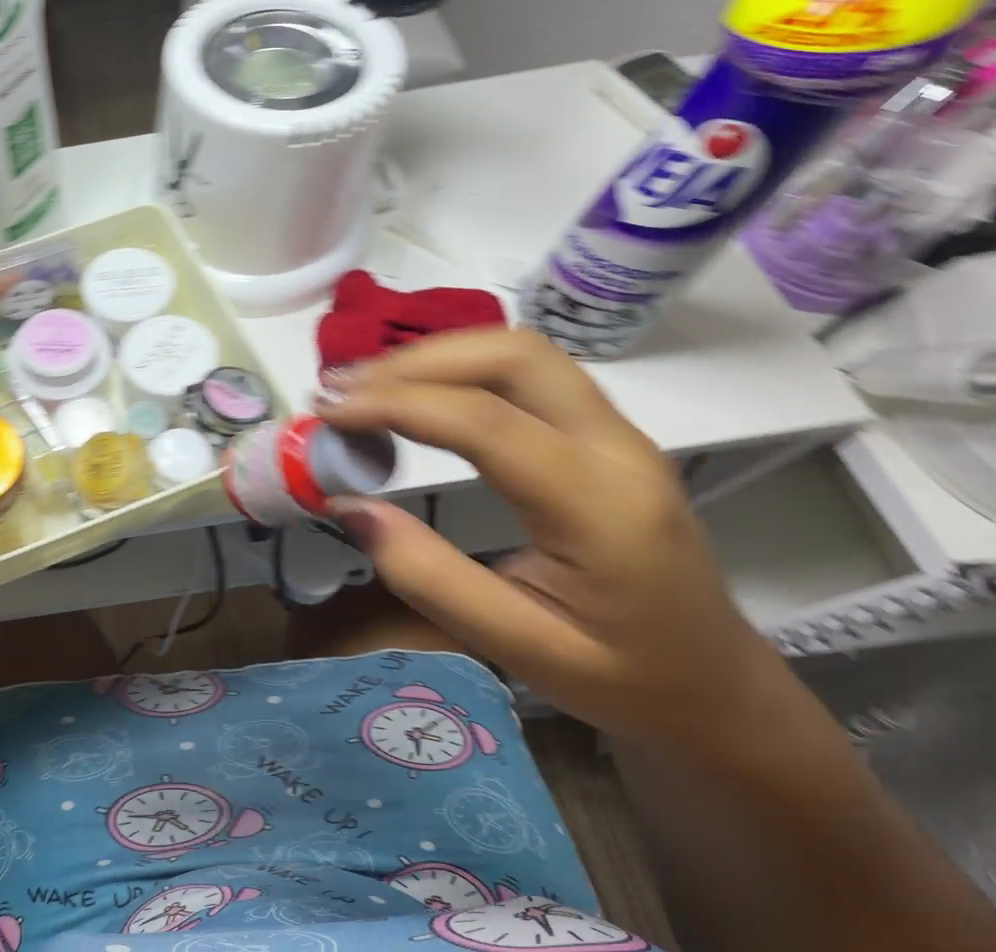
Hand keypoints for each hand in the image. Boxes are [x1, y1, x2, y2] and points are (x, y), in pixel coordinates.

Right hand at [315, 329, 799, 762]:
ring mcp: (618, 436)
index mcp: (601, 507)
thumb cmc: (621, 678)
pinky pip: (529, 375)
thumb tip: (346, 507)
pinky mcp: (605, 436)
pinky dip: (461, 371)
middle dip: (415, 362)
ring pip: (522, 353)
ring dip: (436, 359)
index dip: (397, 405)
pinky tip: (416, 397)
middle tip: (340, 391)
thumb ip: (430, 577)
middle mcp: (619, 449)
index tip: (326, 413)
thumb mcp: (518, 647)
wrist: (715, 687)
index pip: (488, 423)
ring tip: (363, 389)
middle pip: (514, 356)